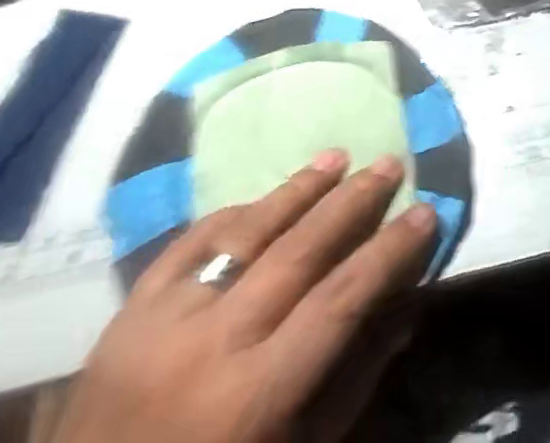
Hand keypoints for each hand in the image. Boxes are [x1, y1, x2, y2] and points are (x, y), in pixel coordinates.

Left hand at [56, 151, 436, 442]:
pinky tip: (263, 198)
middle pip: (297, 252)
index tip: (426, 212)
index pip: (342, 297)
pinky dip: (231, 215)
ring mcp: (160, 325)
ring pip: (243, 235)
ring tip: (337, 157)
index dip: (390, 250)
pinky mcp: (123, 317)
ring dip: (296, 190)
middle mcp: (210, 346)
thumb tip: (406, 300)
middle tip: (389, 165)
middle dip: (352, 202)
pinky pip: (186, 247)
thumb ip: (357, 373)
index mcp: (256, 391)